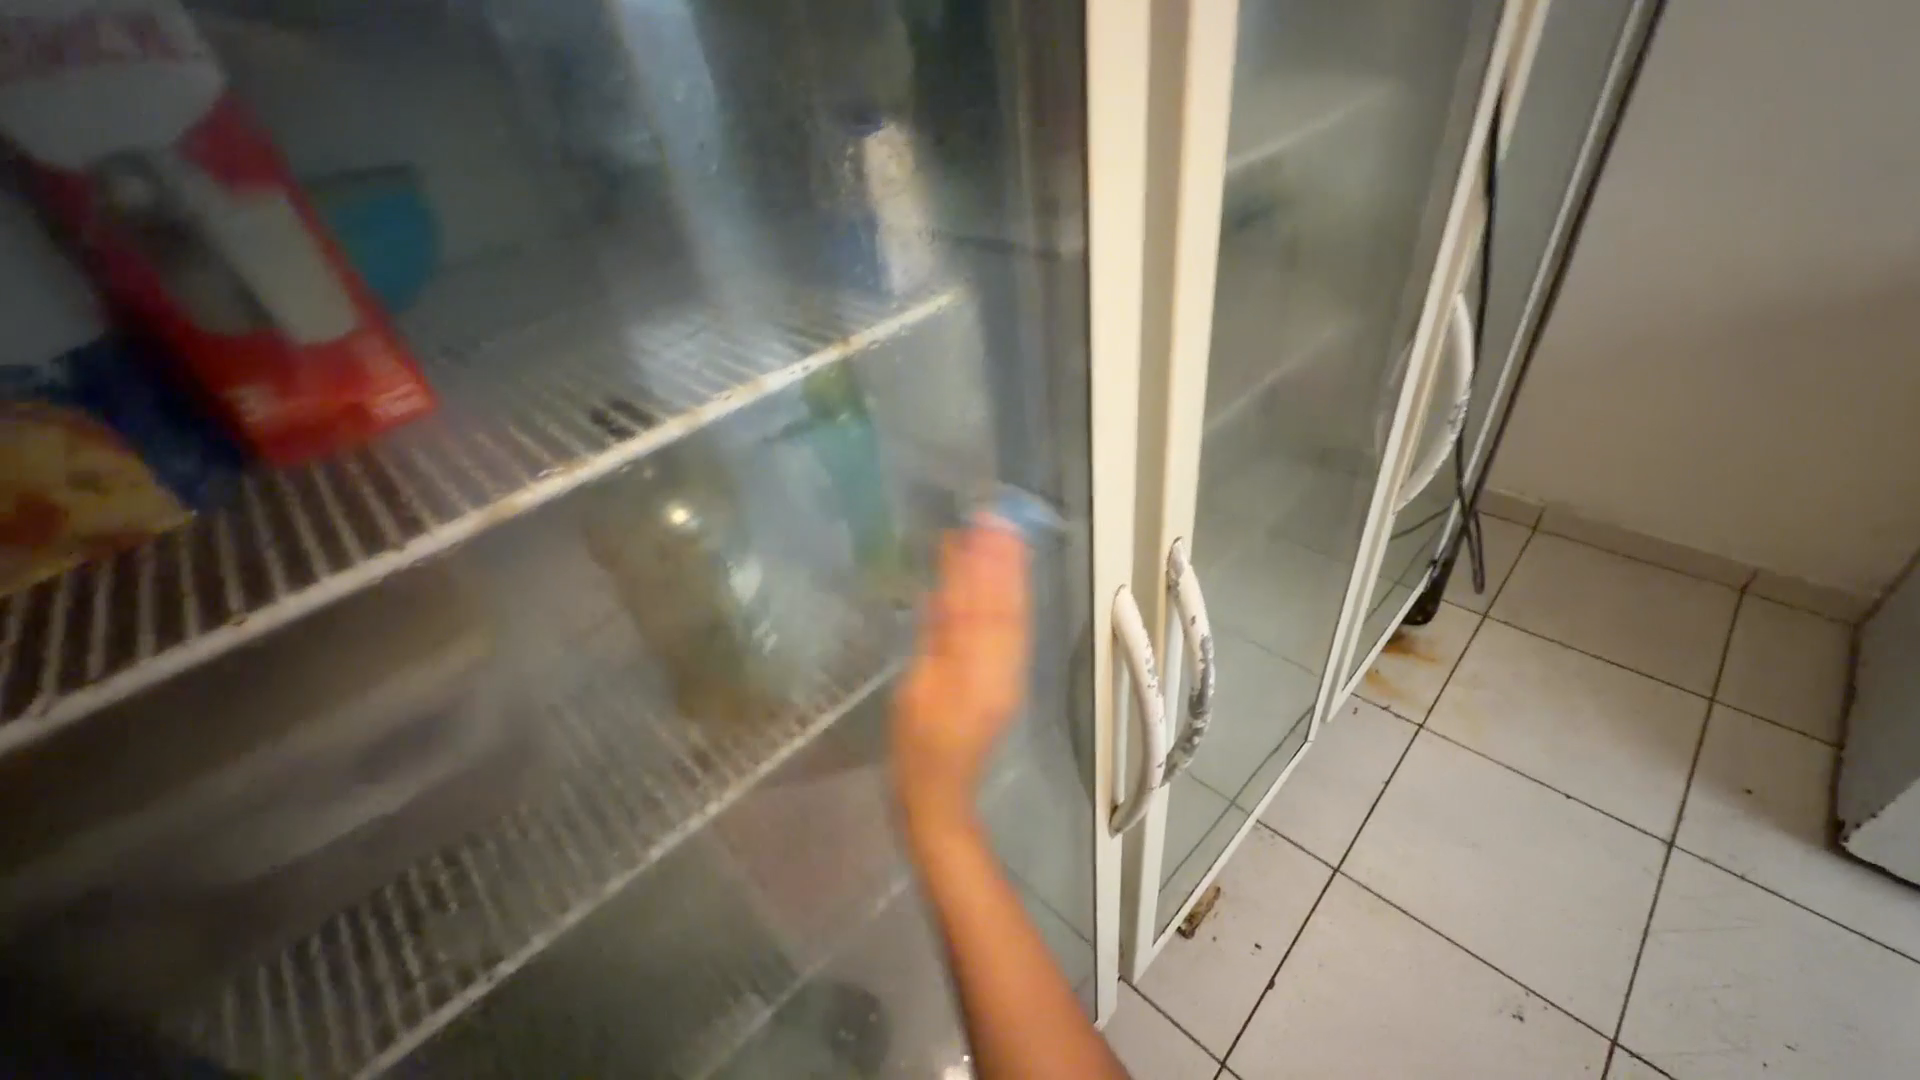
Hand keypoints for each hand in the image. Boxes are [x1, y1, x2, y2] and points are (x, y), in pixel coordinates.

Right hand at [892, 517, 1030, 834]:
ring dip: (1011, 576)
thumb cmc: (915, 749)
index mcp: (975, 673)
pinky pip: (1015, 634)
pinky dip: (1012, 602)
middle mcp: (1002, 670)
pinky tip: (1007, 579)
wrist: (940, 797)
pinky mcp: (1008, 682)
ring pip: (1014, 618)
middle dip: (1002, 562)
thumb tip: (944, 592)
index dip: (978, 566)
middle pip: (1004, 608)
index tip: (978, 527)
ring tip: (1008, 537)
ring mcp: (1010, 676)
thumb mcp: (914, 692)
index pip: (978, 609)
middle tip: (999, 519)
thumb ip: (934, 643)